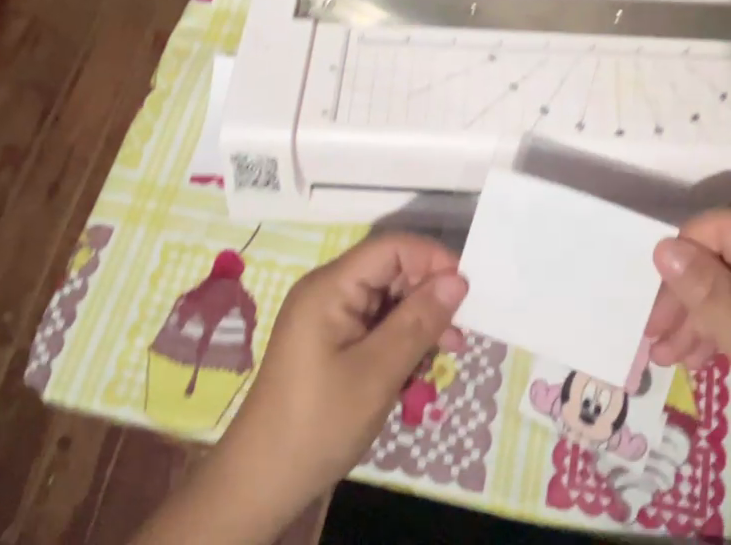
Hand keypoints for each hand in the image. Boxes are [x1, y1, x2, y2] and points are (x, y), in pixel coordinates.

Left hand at [218, 233, 467, 498]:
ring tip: (442, 358)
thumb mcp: (378, 373)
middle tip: (458, 337)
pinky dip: (401, 343)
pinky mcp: (332, 344)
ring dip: (419, 324)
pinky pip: (377, 326)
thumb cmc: (319, 424)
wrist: (262, 482)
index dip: (432, 260)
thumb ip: (418, 322)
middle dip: (429, 297)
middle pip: (391, 272)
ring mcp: (328, 319)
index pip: (391, 248)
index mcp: (330, 287)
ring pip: (389, 301)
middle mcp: (328, 293)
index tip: (468, 293)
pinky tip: (415, 374)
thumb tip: (458, 280)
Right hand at [643, 209, 730, 461]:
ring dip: (693, 319)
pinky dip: (716, 334)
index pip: (722, 227)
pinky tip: (694, 362)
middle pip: (722, 258)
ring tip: (664, 358)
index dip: (684, 253)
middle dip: (684, 294)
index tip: (657, 301)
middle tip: (655, 337)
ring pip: (729, 290)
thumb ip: (706, 289)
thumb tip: (663, 246)